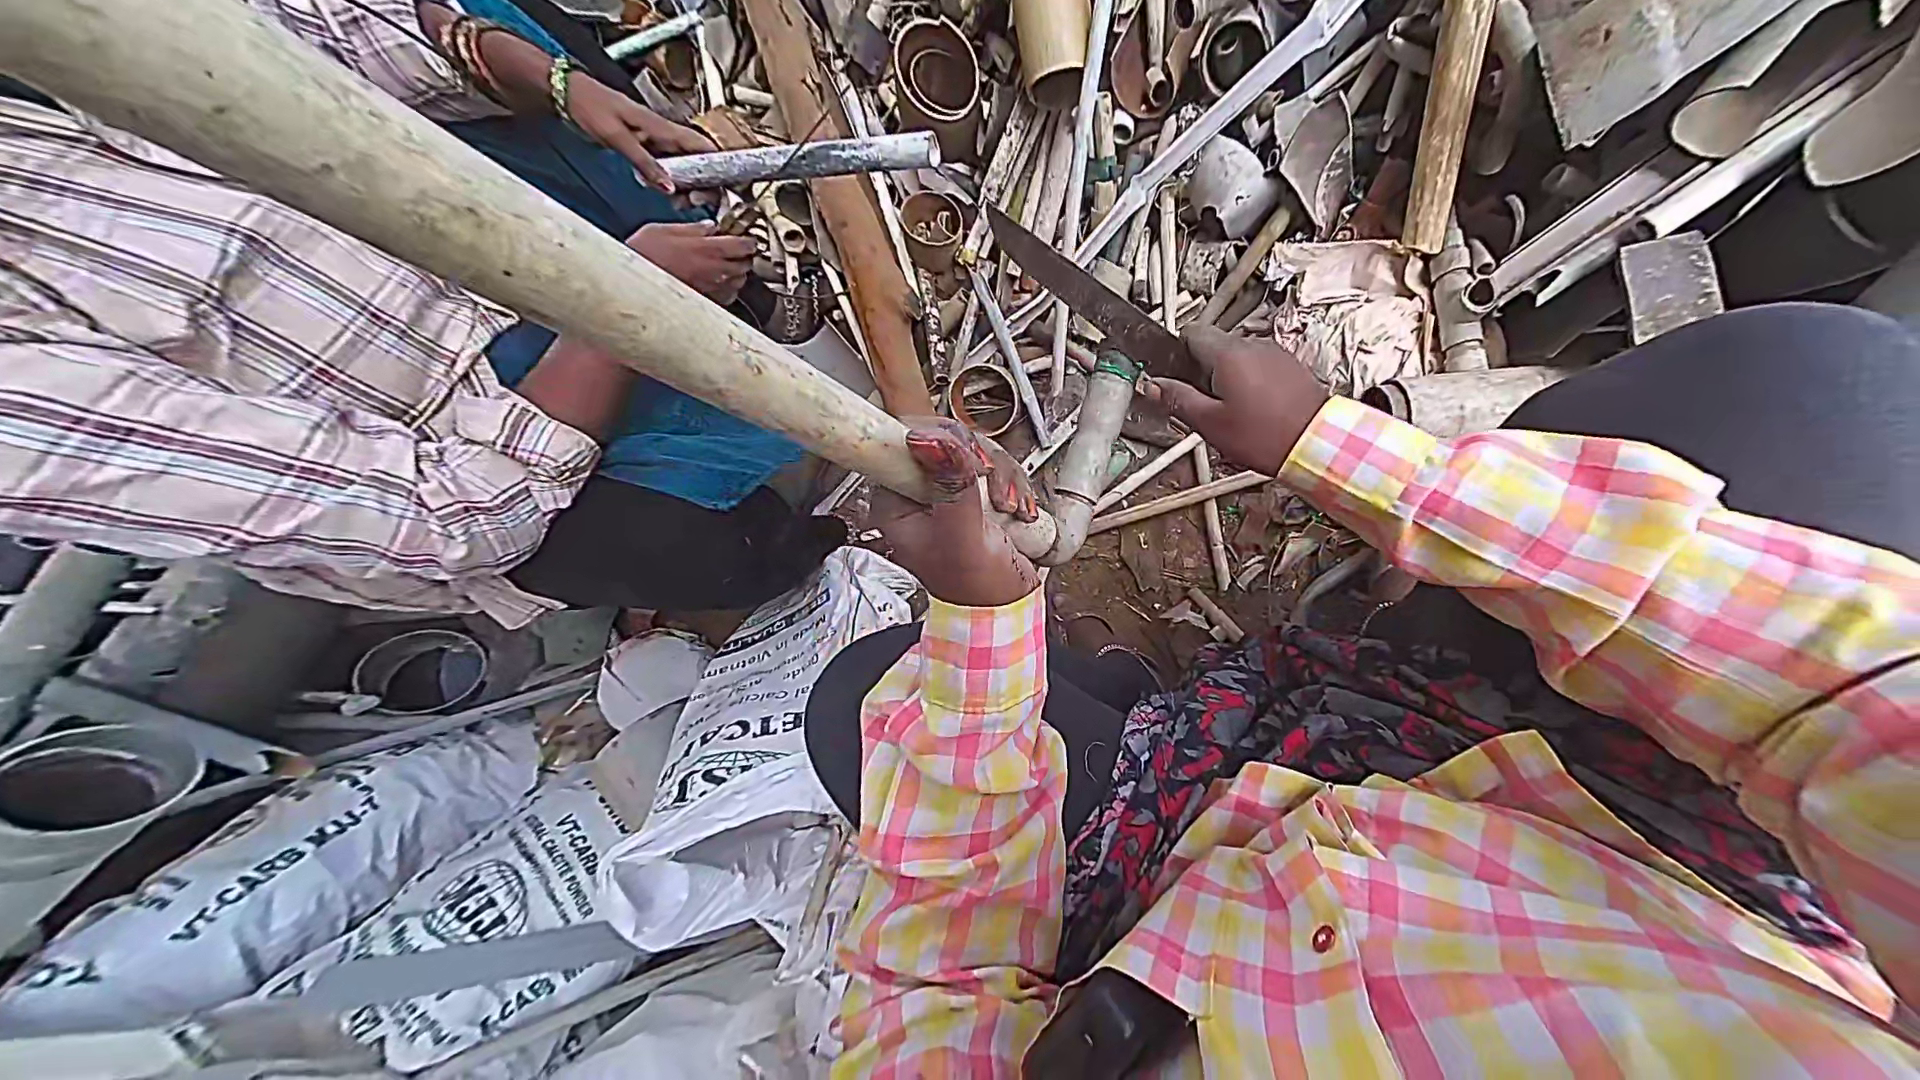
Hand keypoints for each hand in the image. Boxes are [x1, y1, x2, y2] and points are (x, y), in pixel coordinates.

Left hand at [566, 75, 716, 192]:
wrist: (567, 93)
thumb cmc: (590, 106)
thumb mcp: (617, 138)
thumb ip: (646, 164)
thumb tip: (671, 188)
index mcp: (664, 129)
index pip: (705, 147)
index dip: (722, 167)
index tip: (724, 189)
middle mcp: (666, 137)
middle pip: (701, 164)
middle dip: (705, 186)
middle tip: (694, 202)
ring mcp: (659, 145)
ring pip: (688, 170)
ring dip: (689, 189)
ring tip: (680, 203)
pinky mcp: (650, 151)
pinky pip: (671, 172)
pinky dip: (673, 186)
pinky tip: (667, 195)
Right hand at [626, 222, 756, 303]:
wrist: (633, 282)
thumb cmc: (644, 253)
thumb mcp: (666, 230)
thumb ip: (694, 228)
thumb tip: (711, 226)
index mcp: (708, 249)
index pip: (742, 245)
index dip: (748, 241)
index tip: (748, 239)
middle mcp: (716, 271)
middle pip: (745, 265)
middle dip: (744, 257)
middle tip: (736, 251)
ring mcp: (714, 289)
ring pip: (740, 282)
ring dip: (737, 273)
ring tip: (725, 266)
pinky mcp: (708, 302)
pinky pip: (728, 296)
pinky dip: (728, 289)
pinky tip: (717, 282)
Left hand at [871, 418, 1039, 607]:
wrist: (1005, 606)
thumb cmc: (975, 584)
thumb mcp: (960, 532)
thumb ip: (949, 483)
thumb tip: (927, 438)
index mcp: (894, 502)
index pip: (904, 441)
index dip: (941, 439)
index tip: (970, 459)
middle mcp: (916, 493)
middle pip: (945, 439)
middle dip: (980, 460)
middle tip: (991, 486)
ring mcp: (945, 491)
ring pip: (974, 450)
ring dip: (1002, 475)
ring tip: (1008, 506)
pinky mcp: (971, 492)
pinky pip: (993, 466)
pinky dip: (1011, 483)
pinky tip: (1016, 509)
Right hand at [1141, 325, 1328, 473]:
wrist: (1318, 444)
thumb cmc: (1265, 436)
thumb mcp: (1209, 422)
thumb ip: (1177, 399)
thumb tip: (1152, 386)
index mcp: (1228, 354)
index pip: (1190, 333)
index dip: (1176, 354)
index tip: (1174, 377)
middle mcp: (1253, 345)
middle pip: (1213, 347)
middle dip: (1200, 372)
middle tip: (1199, 405)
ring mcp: (1274, 354)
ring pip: (1235, 358)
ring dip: (1224, 379)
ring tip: (1227, 413)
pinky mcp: (1289, 367)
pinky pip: (1257, 367)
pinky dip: (1247, 383)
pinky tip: (1250, 411)